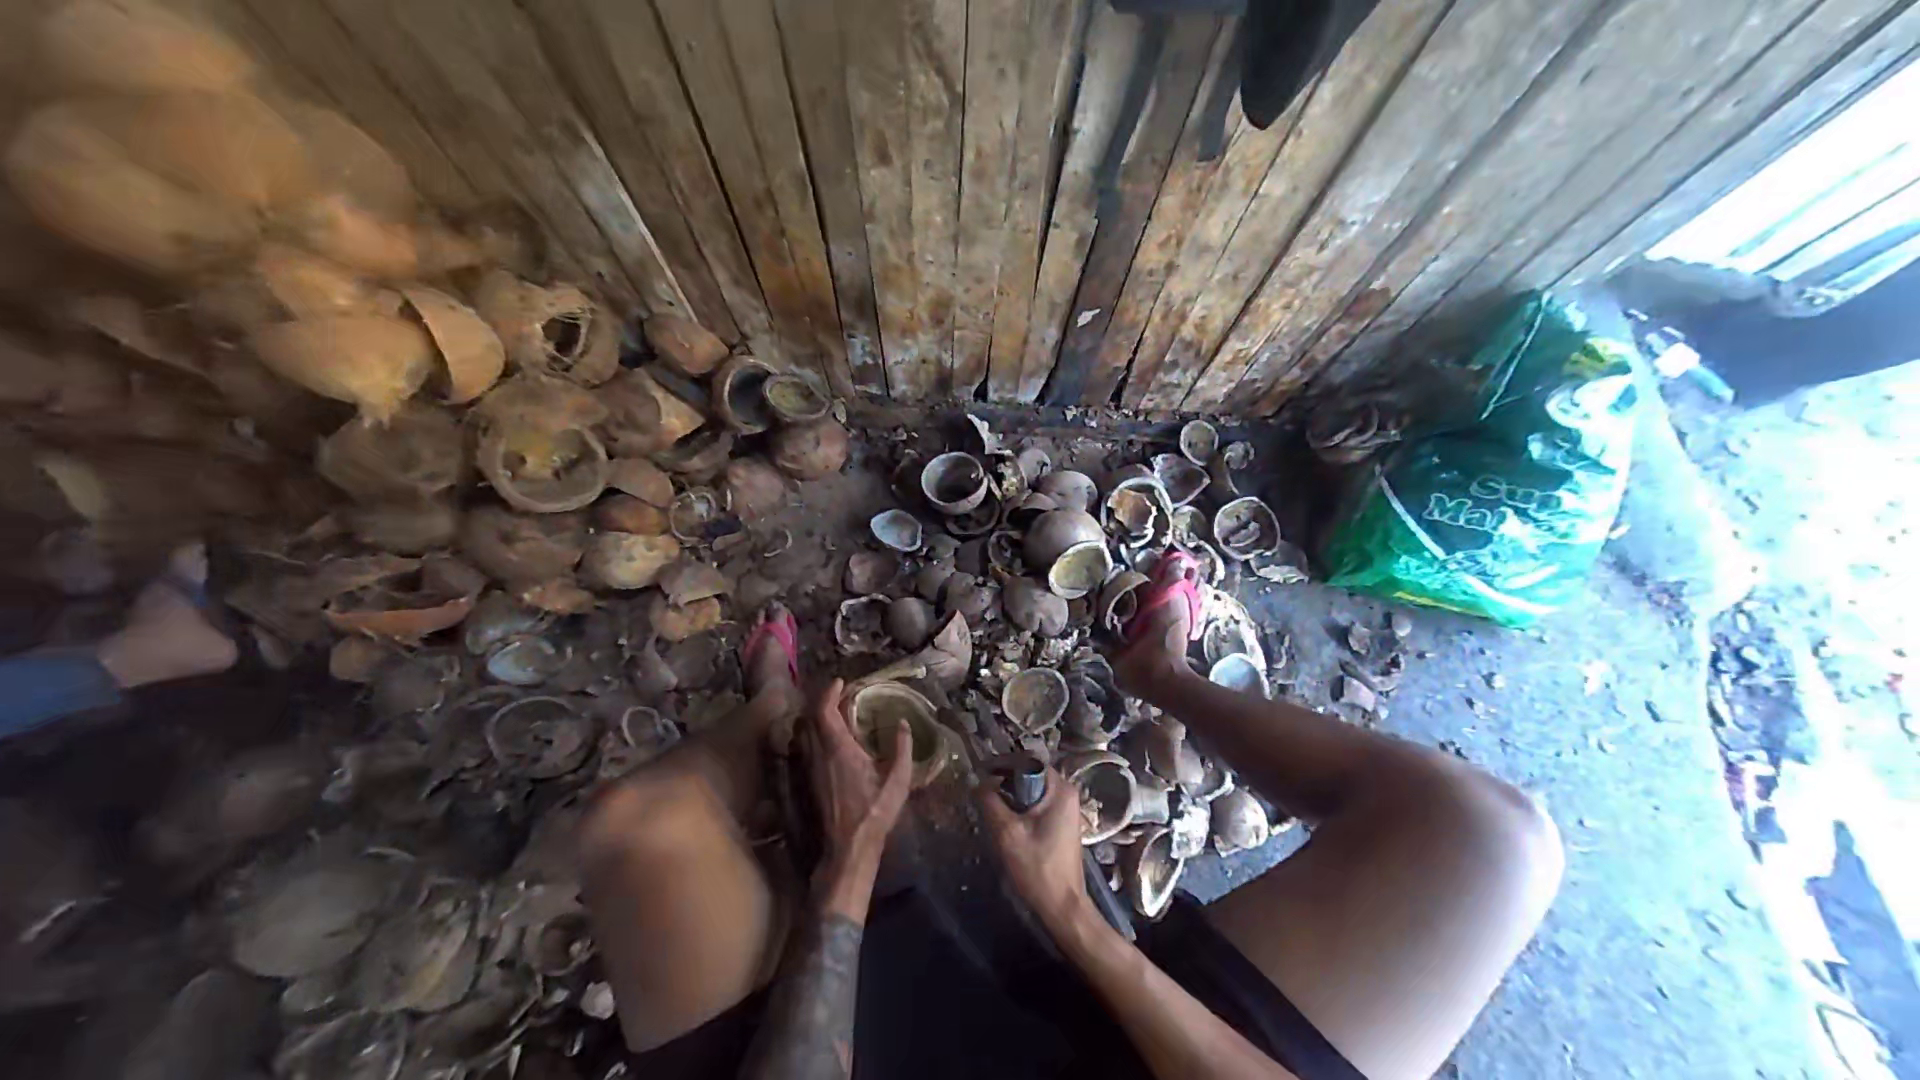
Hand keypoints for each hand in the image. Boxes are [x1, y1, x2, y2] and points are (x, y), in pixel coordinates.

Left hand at [803, 679, 911, 920]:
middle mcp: (818, 754)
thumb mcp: (898, 780)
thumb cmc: (874, 812)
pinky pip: (804, 747)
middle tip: (839, 696)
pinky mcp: (807, 781)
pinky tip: (830, 742)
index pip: (823, 711)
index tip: (840, 682)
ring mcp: (809, 768)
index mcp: (838, 749)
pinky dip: (813, 735)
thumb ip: (902, 749)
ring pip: (802, 732)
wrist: (848, 847)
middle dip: (821, 702)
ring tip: (834, 715)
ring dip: (815, 719)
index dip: (829, 692)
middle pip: (808, 717)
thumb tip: (903, 724)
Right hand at [979, 766, 1093, 930]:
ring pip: (1033, 789)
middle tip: (982, 789)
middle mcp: (1067, 792)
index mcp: (1060, 789)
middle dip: (1005, 778)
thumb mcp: (1007, 833)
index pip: (1027, 760)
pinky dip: (1021, 805)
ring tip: (991, 804)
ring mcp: (1067, 808)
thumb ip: (990, 802)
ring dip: (1012, 793)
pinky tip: (1007, 819)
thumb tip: (977, 783)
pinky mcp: (1063, 822)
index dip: (1003, 763)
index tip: (981, 771)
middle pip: (1031, 773)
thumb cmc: (1038, 868)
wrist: (1063, 906)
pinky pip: (1038, 802)